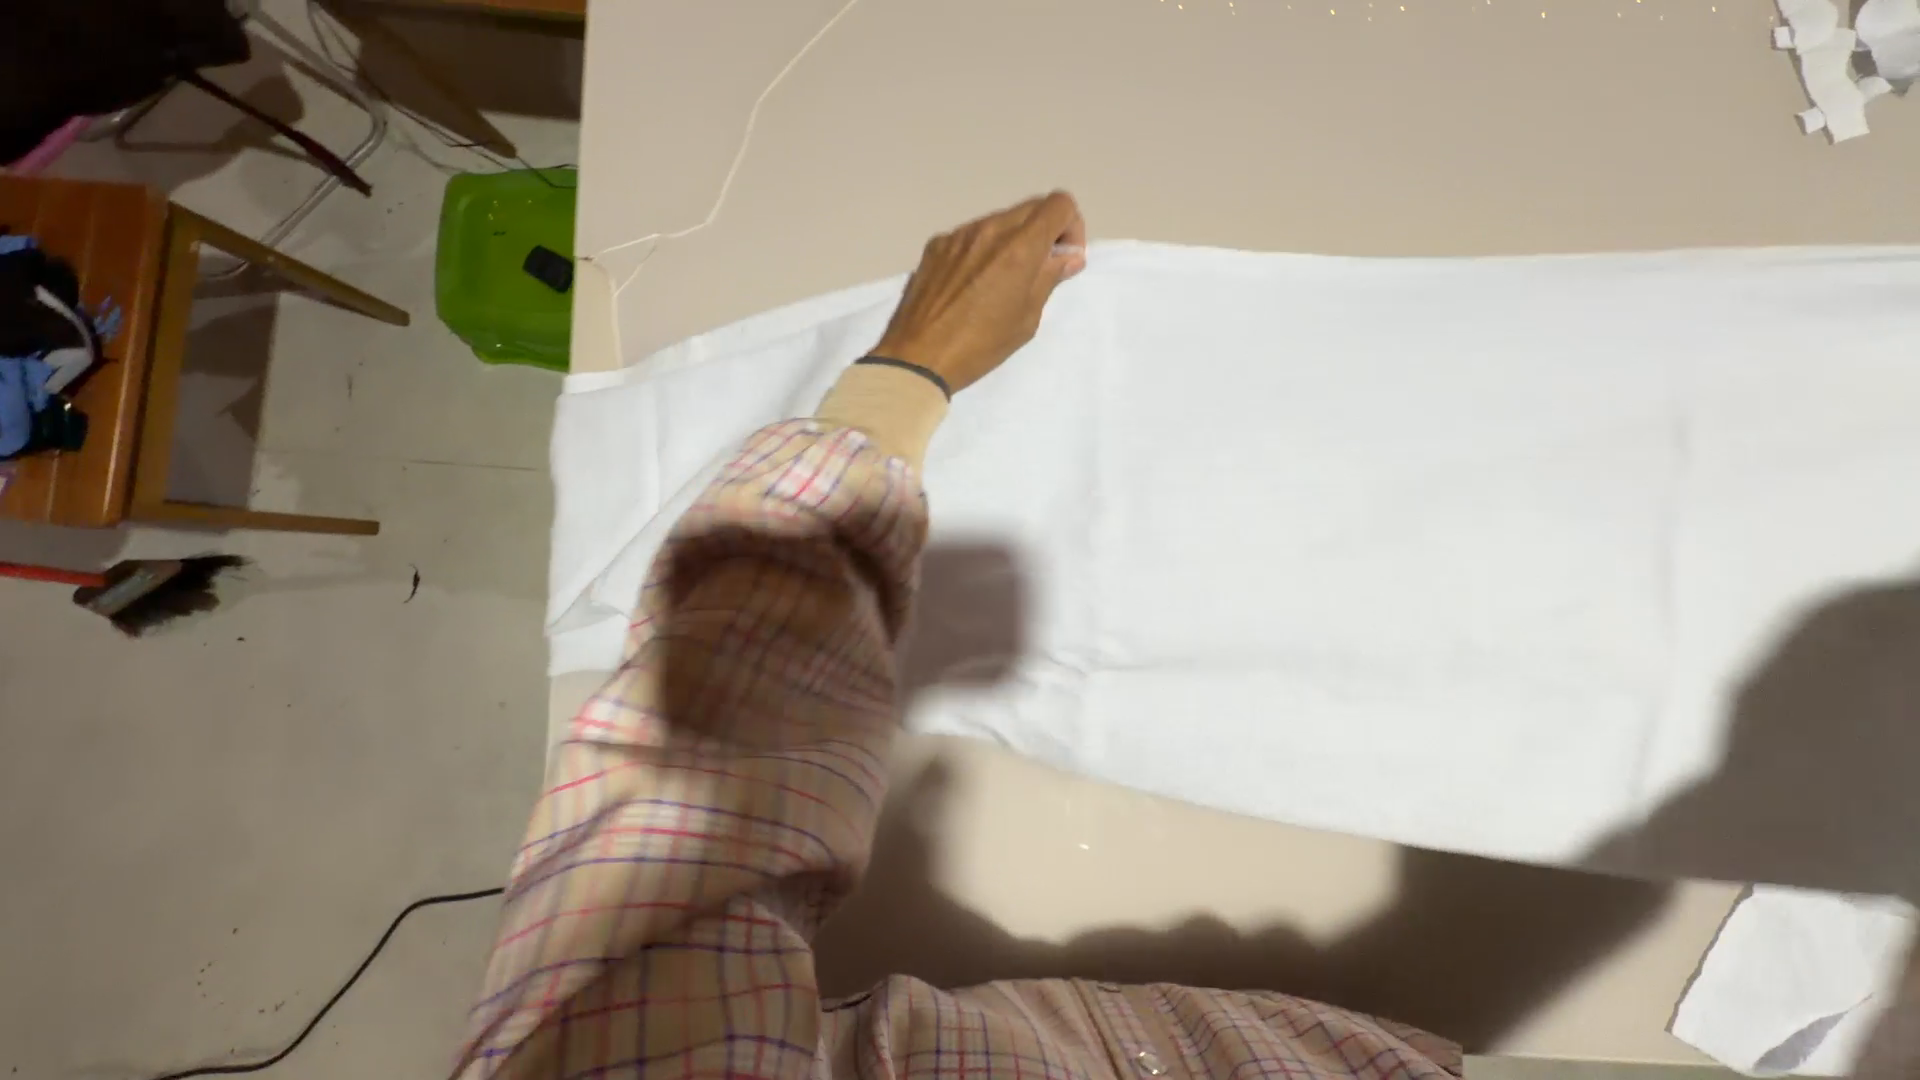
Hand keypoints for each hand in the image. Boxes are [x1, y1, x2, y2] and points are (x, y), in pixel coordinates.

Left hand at [871, 191, 1087, 394]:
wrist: (918, 358)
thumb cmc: (980, 346)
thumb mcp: (1026, 319)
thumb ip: (1048, 279)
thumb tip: (1066, 256)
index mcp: (1018, 246)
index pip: (1059, 204)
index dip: (1071, 227)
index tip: (1063, 258)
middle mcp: (988, 229)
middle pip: (1030, 208)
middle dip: (1044, 232)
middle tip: (1038, 270)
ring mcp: (958, 235)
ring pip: (998, 222)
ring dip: (1011, 241)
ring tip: (1001, 282)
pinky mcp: (935, 247)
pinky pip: (970, 237)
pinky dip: (982, 251)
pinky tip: (971, 286)